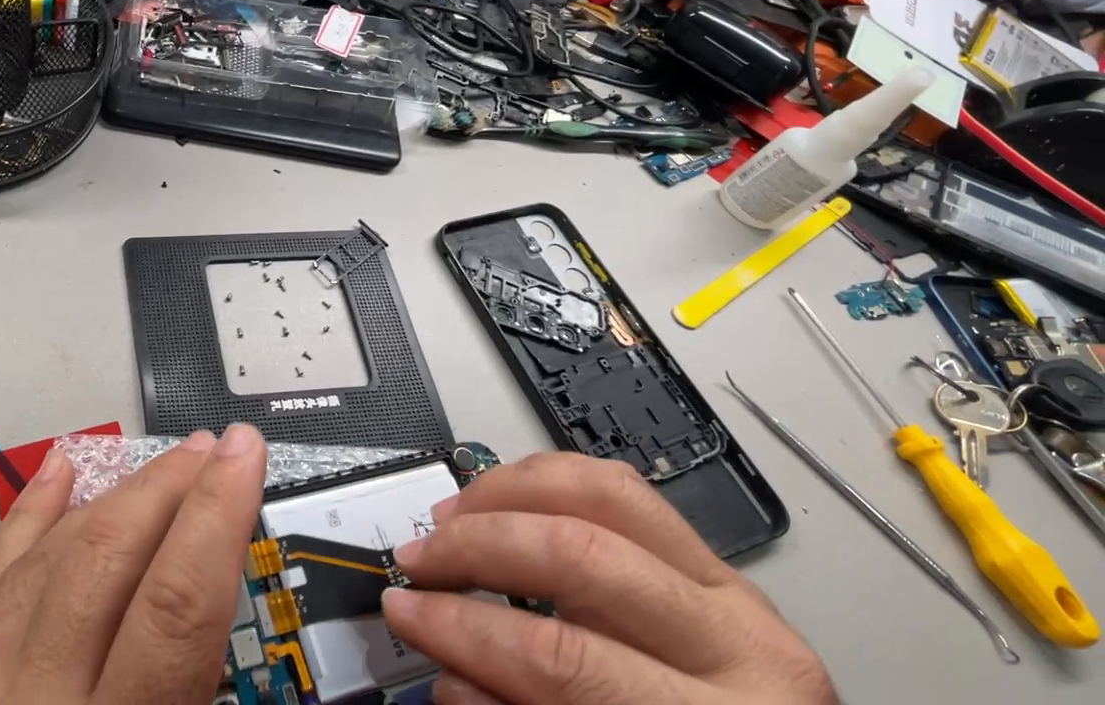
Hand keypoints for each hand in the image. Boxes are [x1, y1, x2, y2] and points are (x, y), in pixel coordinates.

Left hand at [0, 425, 267, 703]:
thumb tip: (232, 649)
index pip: (172, 607)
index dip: (214, 518)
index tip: (243, 458)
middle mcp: (33, 700)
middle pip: (110, 561)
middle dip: (170, 490)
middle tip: (212, 447)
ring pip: (53, 554)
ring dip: (115, 494)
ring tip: (163, 459)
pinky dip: (30, 514)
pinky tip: (58, 471)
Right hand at [383, 452, 835, 704]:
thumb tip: (445, 670)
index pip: (565, 658)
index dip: (466, 630)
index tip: (405, 610)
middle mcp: (743, 646)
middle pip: (583, 554)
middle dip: (477, 547)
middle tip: (420, 559)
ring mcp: (735, 592)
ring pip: (606, 491)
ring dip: (508, 492)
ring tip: (451, 516)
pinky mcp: (716, 565)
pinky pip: (622, 489)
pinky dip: (548, 479)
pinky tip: (504, 499)